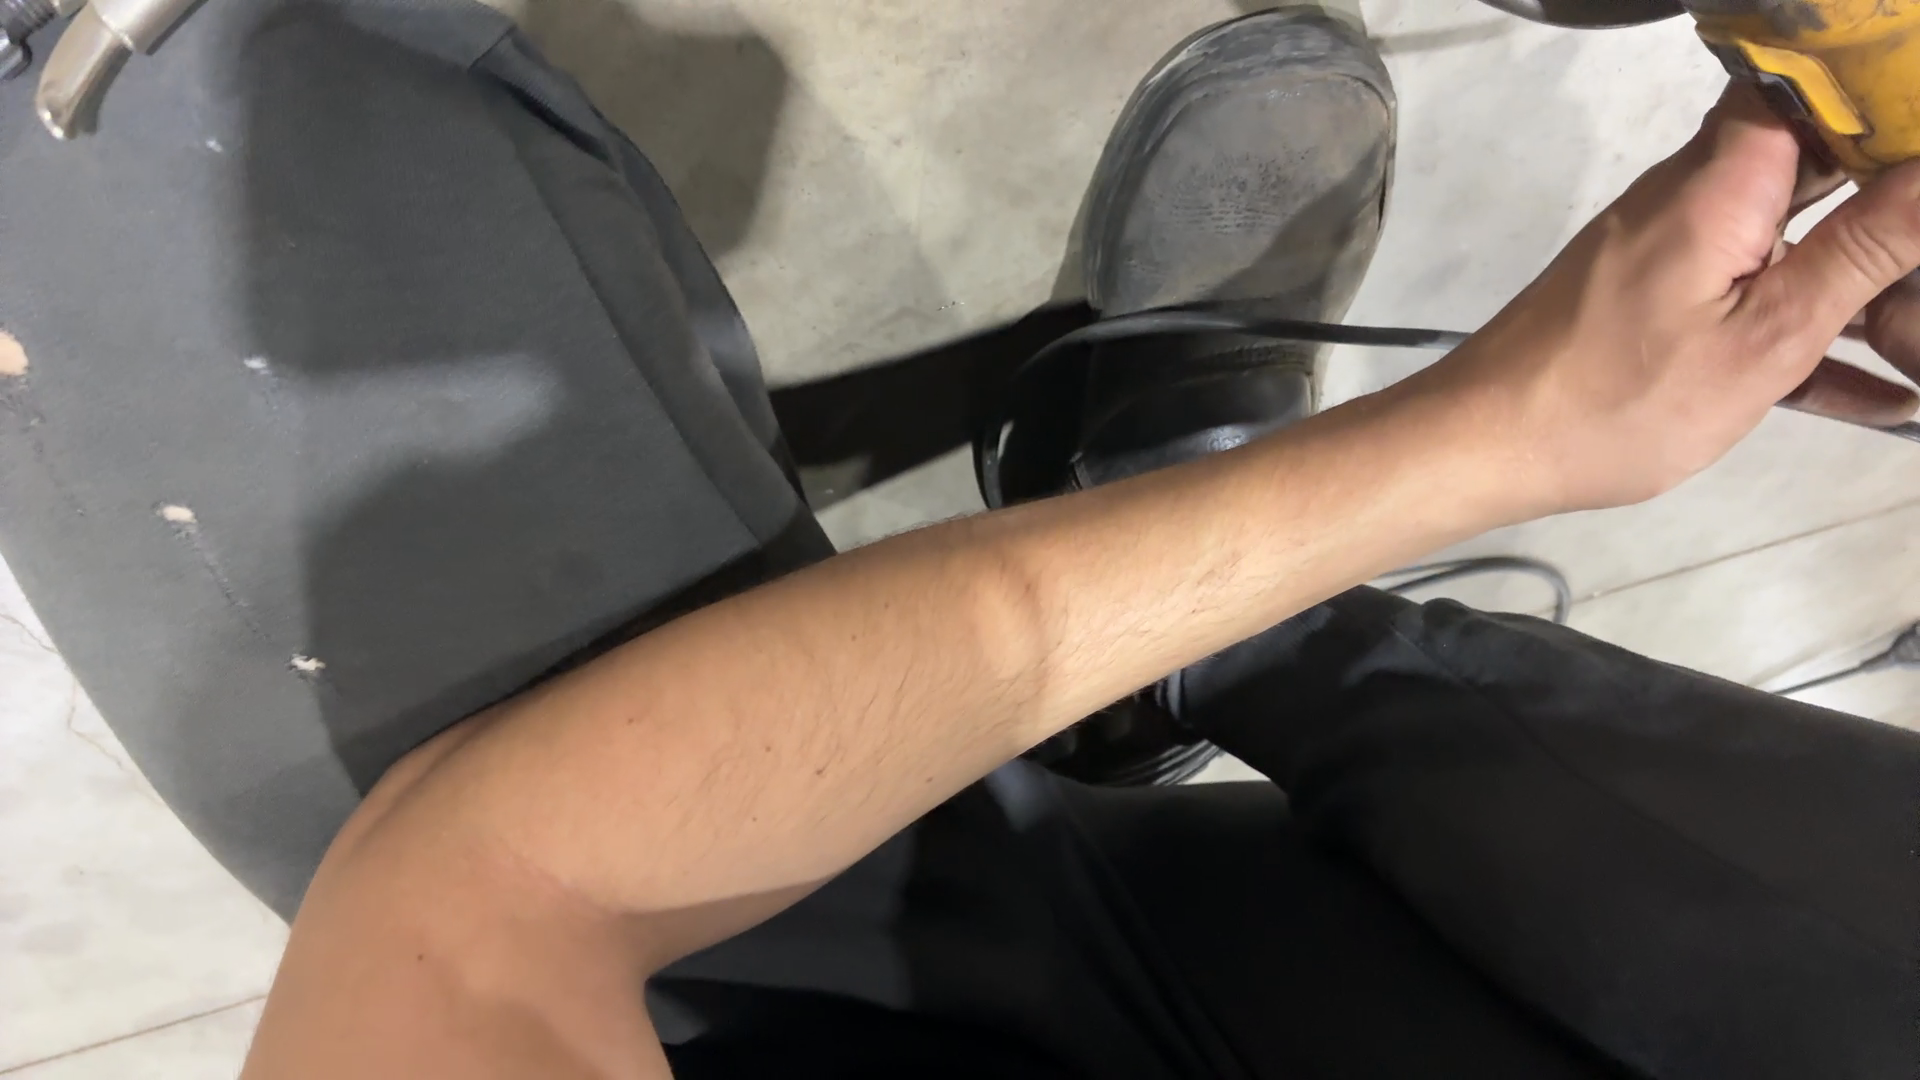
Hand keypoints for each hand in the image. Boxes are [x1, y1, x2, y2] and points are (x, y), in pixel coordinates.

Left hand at [1419, 85, 1919, 518]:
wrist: (1470, 450)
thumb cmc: (1610, 402)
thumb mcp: (1761, 335)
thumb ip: (1866, 247)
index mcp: (1713, 187)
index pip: (1810, 82)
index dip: (1885, 85)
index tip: (1915, 138)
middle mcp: (1675, 207)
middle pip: (1812, 162)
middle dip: (1895, 193)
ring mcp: (1650, 261)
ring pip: (1778, 241)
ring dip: (1860, 277)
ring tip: (1919, 321)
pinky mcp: (1631, 311)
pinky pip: (1729, 303)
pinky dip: (1793, 339)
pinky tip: (1877, 395)